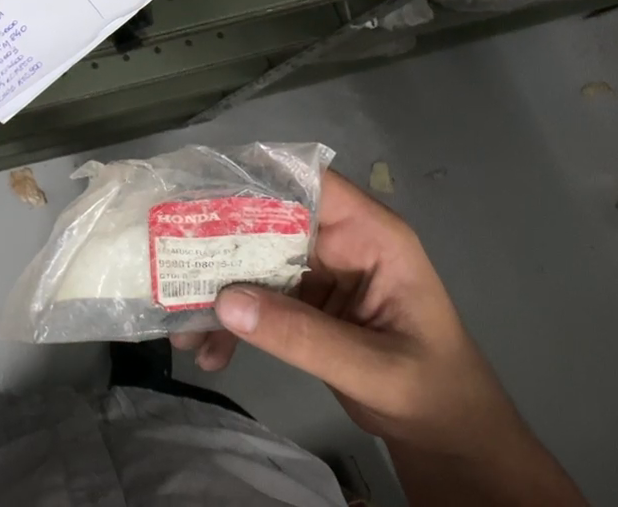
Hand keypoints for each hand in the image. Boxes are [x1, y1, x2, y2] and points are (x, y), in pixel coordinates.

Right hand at [170, 170, 538, 460]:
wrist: (450, 441)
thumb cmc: (435, 394)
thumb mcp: (375, 369)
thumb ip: (303, 335)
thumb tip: (224, 301)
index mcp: (369, 235)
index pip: (308, 182)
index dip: (256, 175)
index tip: (198, 188)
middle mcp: (336, 241)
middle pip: (263, 219)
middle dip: (214, 245)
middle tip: (167, 265)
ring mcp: (314, 270)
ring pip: (248, 259)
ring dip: (212, 291)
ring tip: (183, 333)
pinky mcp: (298, 300)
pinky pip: (250, 296)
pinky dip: (227, 321)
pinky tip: (210, 353)